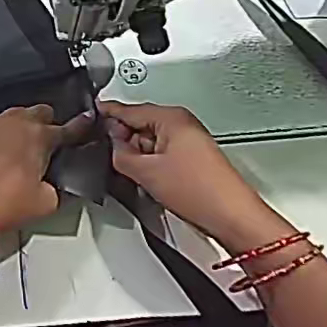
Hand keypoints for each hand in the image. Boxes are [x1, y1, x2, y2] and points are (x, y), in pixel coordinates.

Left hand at [0, 106, 89, 235]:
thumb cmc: (1, 200)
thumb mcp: (46, 202)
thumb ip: (58, 188)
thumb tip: (56, 187)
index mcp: (41, 136)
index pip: (70, 127)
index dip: (81, 127)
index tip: (86, 125)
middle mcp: (18, 123)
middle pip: (42, 112)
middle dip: (49, 123)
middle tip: (51, 142)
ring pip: (18, 115)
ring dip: (25, 126)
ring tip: (26, 147)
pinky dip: (4, 133)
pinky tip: (4, 150)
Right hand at [99, 100, 270, 240]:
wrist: (233, 218)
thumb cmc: (202, 192)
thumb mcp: (146, 172)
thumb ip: (120, 153)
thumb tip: (112, 145)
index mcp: (171, 117)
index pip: (129, 109)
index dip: (107, 113)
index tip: (93, 113)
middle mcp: (182, 123)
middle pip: (139, 124)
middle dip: (124, 140)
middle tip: (116, 158)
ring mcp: (189, 140)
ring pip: (150, 141)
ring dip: (139, 155)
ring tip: (142, 176)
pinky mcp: (192, 157)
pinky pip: (162, 153)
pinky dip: (152, 163)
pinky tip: (154, 181)